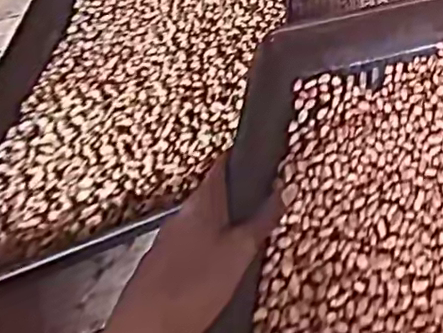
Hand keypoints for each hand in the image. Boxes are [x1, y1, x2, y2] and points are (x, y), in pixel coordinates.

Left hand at [104, 157, 281, 332]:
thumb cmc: (191, 287)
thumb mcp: (241, 250)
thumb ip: (265, 217)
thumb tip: (288, 188)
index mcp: (201, 201)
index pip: (223, 163)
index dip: (241, 156)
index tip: (256, 156)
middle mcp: (179, 216)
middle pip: (212, 195)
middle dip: (234, 201)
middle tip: (258, 207)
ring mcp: (163, 244)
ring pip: (199, 225)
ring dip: (218, 230)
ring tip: (240, 245)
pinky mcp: (154, 272)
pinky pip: (186, 251)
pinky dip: (202, 254)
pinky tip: (212, 273)